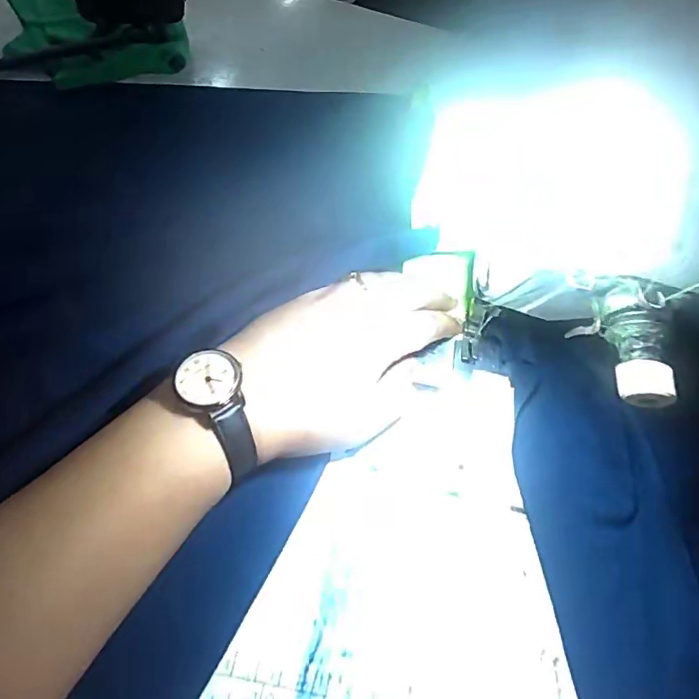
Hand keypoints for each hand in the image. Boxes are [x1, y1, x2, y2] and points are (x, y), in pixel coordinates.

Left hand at [221, 272, 462, 463]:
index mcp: (385, 337)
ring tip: (419, 287)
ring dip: (408, 282)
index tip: (458, 325)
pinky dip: (376, 280)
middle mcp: (367, 307)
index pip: (427, 323)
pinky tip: (375, 287)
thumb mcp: (365, 419)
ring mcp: (336, 296)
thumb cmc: (309, 414)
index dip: (447, 323)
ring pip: (383, 279)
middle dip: (435, 294)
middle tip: (450, 299)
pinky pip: (355, 279)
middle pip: (411, 291)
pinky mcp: (310, 295)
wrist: (241, 397)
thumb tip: (414, 368)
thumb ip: (400, 391)